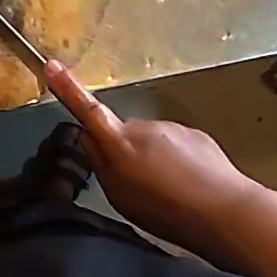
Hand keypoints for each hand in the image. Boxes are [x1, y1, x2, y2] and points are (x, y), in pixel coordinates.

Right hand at [46, 60, 264, 260]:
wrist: (223, 209)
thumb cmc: (166, 211)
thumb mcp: (120, 197)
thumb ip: (101, 165)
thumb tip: (87, 140)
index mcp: (121, 144)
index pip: (88, 112)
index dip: (68, 89)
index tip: (53, 66)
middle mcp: (145, 128)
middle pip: (122, 134)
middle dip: (123, 152)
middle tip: (137, 186)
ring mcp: (172, 128)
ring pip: (150, 141)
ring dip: (152, 159)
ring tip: (167, 191)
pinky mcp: (195, 135)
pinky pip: (174, 145)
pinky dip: (174, 161)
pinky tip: (185, 184)